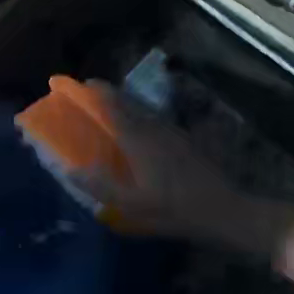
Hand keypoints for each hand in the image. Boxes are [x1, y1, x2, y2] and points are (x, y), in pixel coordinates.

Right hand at [73, 81, 252, 244]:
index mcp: (139, 139)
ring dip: (121, 100)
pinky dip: (137, 112)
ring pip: (141, 106)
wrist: (224, 208)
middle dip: (103, 91)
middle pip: (125, 100)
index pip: (110, 106)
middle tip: (85, 90)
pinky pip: (152, 116)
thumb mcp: (133, 206)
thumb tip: (70, 167)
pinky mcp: (183, 138)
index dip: (89, 93)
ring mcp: (171, 131)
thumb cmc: (175, 210)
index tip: (69, 83)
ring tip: (105, 102)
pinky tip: (136, 124)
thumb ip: (101, 186)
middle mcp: (154, 127)